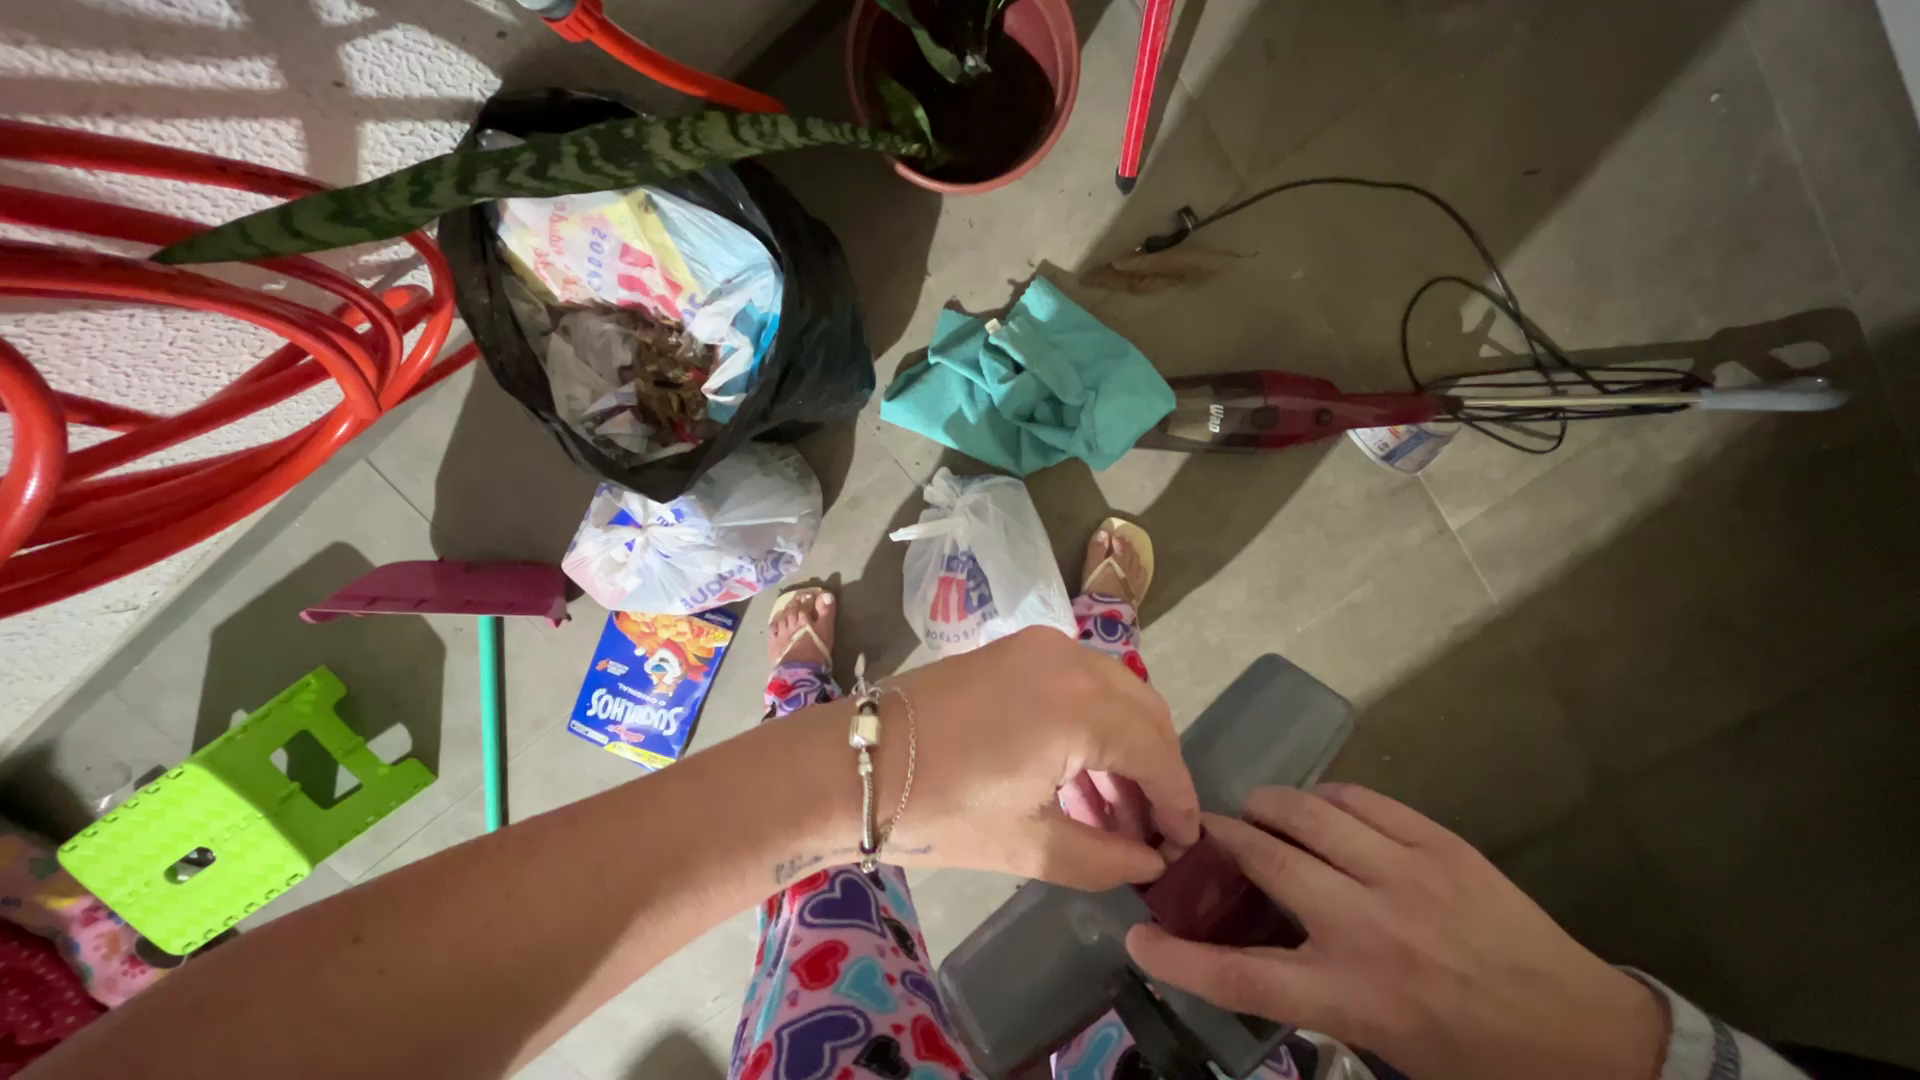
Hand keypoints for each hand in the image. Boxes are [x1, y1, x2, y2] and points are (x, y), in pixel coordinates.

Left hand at [879, 627, 1199, 890]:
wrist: (854, 763)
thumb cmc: (940, 809)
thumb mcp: (1029, 844)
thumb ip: (1106, 857)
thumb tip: (1149, 861)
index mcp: (1081, 707)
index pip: (1158, 754)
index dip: (1179, 802)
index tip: (1185, 844)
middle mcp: (1071, 661)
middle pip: (1145, 713)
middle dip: (1157, 771)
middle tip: (1149, 829)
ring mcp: (1040, 646)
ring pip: (1114, 693)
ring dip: (1124, 746)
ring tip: (1112, 812)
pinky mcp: (1014, 648)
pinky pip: (1078, 682)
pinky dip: (1092, 722)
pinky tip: (1077, 773)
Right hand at [1125, 785, 1668, 1079]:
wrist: (1586, 1036)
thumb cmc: (1473, 1054)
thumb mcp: (1381, 1043)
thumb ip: (1315, 993)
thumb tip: (1261, 940)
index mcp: (1352, 998)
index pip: (1241, 977)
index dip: (1180, 958)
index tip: (1140, 935)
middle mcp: (1368, 929)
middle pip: (1263, 862)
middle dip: (1220, 839)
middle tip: (1206, 835)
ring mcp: (1405, 877)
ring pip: (1306, 812)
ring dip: (1266, 806)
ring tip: (1257, 812)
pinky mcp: (1440, 844)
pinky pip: (1359, 800)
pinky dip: (1325, 798)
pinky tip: (1320, 808)